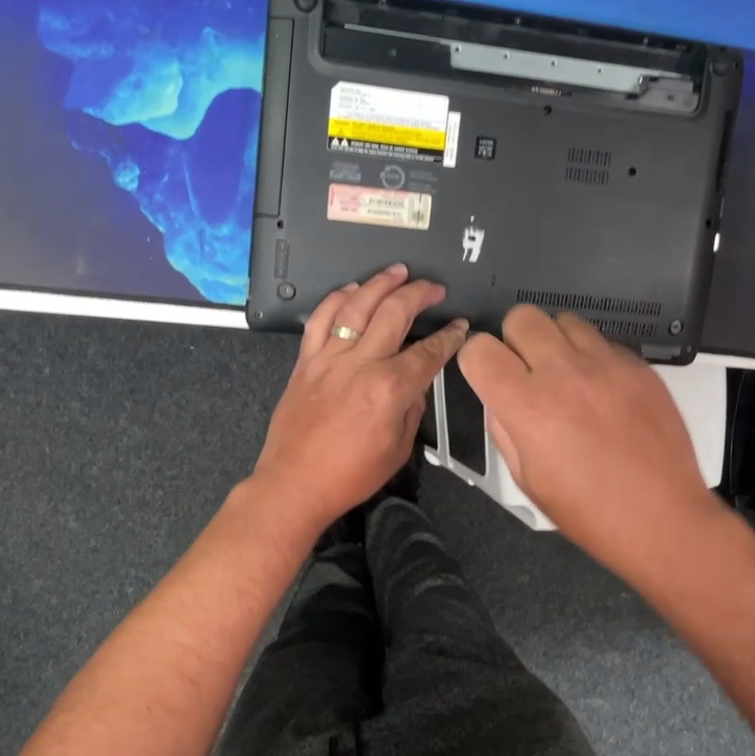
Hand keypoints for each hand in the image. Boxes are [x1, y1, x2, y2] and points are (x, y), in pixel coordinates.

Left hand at [251, 264, 467, 531]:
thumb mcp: (399, 448)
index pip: (428, 352)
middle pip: (395, 312)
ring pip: (357, 305)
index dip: (449, 337)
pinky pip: (321, 319)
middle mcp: (360, 365)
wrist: (295, 484)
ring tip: (398, 272)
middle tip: (434, 288)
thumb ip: (412, 408)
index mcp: (389, 389)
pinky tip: (351, 289)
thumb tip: (415, 383)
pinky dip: (337, 299)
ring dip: (380, 283)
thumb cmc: (347, 475)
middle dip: (420, 293)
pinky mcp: (306, 362)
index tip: (459, 327)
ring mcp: (329, 359)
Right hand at [458, 305, 716, 574]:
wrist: (663, 519)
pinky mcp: (638, 366)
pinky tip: (599, 389)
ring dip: (555, 342)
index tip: (487, 374)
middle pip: (521, 317)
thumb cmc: (592, 511)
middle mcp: (566, 374)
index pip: (479, 349)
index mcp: (529, 407)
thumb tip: (498, 399)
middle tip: (526, 371)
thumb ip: (504, 429)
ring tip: (565, 375)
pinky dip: (592, 356)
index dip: (477, 361)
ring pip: (563, 319)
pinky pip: (602, 340)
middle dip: (514, 341)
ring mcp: (606, 365)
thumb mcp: (528, 479)